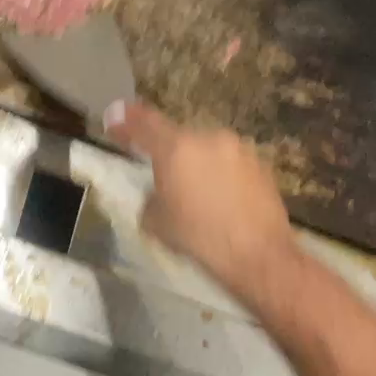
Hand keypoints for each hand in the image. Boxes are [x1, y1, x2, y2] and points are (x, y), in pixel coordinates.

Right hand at [104, 100, 298, 295]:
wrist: (258, 255)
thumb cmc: (198, 237)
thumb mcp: (155, 221)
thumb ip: (150, 196)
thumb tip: (158, 193)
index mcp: (175, 148)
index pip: (144, 123)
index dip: (126, 120)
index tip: (114, 120)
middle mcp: (208, 139)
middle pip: (178, 136)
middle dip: (167, 150)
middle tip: (161, 173)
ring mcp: (239, 149)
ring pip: (207, 148)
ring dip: (196, 162)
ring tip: (195, 191)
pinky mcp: (261, 165)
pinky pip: (229, 162)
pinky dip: (219, 174)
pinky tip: (220, 198)